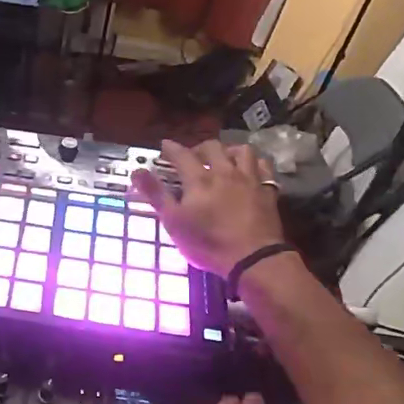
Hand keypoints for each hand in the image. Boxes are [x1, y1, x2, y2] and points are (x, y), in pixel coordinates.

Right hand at [131, 139, 285, 278]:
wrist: (252, 257)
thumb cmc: (206, 242)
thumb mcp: (173, 221)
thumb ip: (156, 194)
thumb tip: (137, 171)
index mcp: (199, 179)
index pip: (182, 155)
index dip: (171, 148)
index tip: (164, 146)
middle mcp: (225, 172)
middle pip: (213, 147)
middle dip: (199, 148)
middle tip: (191, 157)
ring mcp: (250, 180)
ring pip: (242, 151)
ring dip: (229, 151)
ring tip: (222, 159)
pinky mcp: (267, 191)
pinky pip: (263, 167)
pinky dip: (253, 164)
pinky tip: (248, 171)